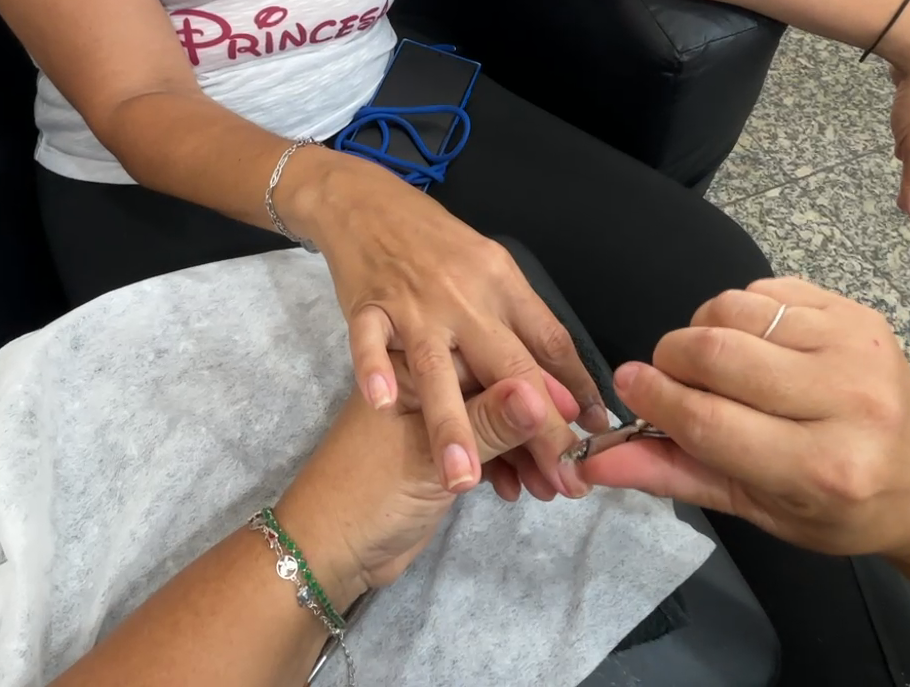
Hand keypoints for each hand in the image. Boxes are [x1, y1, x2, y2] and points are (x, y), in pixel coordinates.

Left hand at [275, 359, 564, 602]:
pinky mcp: (436, 448)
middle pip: (498, 391)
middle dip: (539, 427)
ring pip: (493, 420)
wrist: (326, 547)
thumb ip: (487, 421)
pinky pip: (482, 445)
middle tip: (573, 465)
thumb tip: (540, 394)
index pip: (492, 361)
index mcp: (420, 361)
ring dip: (524, 451)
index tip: (583, 424)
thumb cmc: (368, 488)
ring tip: (553, 487)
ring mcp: (432, 414)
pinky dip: (503, 464)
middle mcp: (429, 379)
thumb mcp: (430, 455)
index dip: (541, 391)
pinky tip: (520, 487)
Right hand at [280, 153, 606, 499]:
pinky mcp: (367, 304)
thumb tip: (560, 391)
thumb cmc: (432, 242)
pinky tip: (383, 402)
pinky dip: (374, 368)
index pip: (550, 342)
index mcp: (501, 280)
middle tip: (559, 484)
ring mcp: (413, 300)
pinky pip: (369, 340)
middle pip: (507, 365)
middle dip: (536, 429)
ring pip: (437, 366)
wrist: (366, 203)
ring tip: (462, 477)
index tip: (593, 439)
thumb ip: (519, 325)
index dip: (575, 393)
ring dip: (451, 422)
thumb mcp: (486, 271)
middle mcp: (464, 293)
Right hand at [576, 278, 909, 558]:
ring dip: (703, 332)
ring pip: (730, 310)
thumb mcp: (753, 507)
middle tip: (674, 379)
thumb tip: (594, 461)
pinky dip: (737, 313)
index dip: (654, 397)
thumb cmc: (836, 507)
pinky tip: (757, 345)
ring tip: (721, 365)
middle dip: (671, 360)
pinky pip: (759, 289)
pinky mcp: (856, 311)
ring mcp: (857, 347)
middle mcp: (849, 402)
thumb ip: (670, 474)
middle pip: (714, 353)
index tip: (628, 386)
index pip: (708, 419)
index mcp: (826, 468)